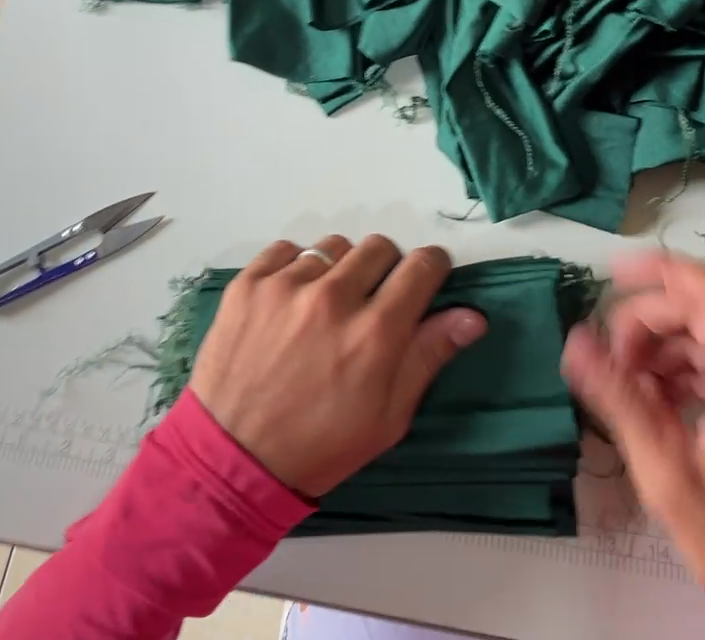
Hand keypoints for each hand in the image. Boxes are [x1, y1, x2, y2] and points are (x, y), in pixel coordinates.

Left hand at [188, 235, 486, 496]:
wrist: (232, 457)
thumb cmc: (320, 445)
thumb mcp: (388, 417)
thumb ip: (428, 356)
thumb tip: (472, 315)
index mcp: (375, 332)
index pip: (422, 265)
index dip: (431, 268)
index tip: (425, 280)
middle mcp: (333, 298)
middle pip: (379, 246)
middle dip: (385, 269)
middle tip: (371, 303)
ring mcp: (286, 286)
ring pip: (333, 247)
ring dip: (339, 270)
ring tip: (324, 308)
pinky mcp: (248, 284)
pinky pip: (286, 250)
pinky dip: (295, 268)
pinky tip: (291, 302)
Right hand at [560, 253, 704, 628]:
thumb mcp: (667, 476)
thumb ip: (620, 401)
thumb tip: (574, 343)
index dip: (659, 272)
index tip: (608, 275)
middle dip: (648, 322)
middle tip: (609, 361)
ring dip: (661, 347)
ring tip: (626, 387)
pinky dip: (682, 369)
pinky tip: (654, 401)